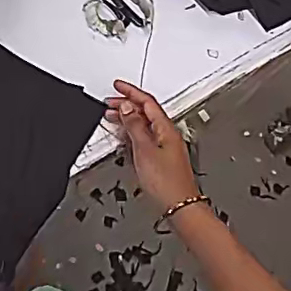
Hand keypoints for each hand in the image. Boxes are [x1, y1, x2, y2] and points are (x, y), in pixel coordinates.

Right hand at [105, 80, 200, 210]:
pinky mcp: (162, 157)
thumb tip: (128, 108)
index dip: (131, 92)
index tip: (118, 86)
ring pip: (145, 124)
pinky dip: (133, 132)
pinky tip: (125, 136)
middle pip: (146, 112)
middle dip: (127, 104)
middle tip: (110, 101)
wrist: (180, 205)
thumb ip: (134, 127)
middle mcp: (168, 134)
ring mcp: (166, 146)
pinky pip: (146, 136)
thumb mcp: (144, 149)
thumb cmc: (167, 182)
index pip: (147, 102)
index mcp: (166, 128)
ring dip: (129, 118)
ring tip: (113, 116)